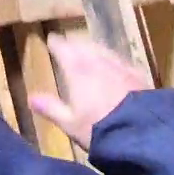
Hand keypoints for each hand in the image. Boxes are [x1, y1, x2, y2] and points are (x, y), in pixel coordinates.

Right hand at [26, 34, 151, 149]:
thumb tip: (30, 98)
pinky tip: (114, 66)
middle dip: (74, 44)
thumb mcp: (70, 123)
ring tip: (89, 51)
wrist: (142, 134)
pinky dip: (112, 60)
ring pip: (102, 50)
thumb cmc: (99, 129)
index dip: (56, 43)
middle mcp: (97, 61)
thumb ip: (51, 108)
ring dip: (93, 49)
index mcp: (77, 69)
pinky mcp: (137, 74)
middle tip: (68, 45)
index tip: (51, 40)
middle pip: (83, 45)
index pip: (62, 48)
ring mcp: (119, 65)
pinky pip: (120, 60)